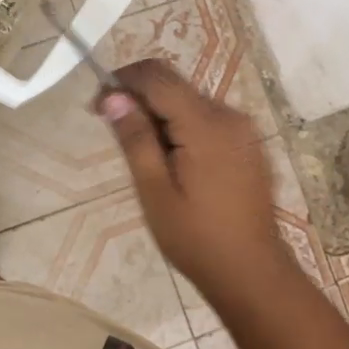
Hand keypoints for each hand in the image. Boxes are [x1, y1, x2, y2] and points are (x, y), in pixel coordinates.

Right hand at [97, 60, 292, 294]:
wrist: (251, 272)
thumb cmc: (196, 238)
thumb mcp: (154, 191)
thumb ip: (135, 139)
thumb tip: (113, 96)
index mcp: (206, 124)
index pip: (157, 76)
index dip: (122, 81)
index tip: (97, 108)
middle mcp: (230, 116)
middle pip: (176, 87)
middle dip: (140, 101)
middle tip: (115, 137)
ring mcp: (244, 131)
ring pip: (191, 104)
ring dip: (161, 119)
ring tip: (144, 161)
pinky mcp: (249, 146)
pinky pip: (209, 123)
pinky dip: (183, 131)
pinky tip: (173, 167)